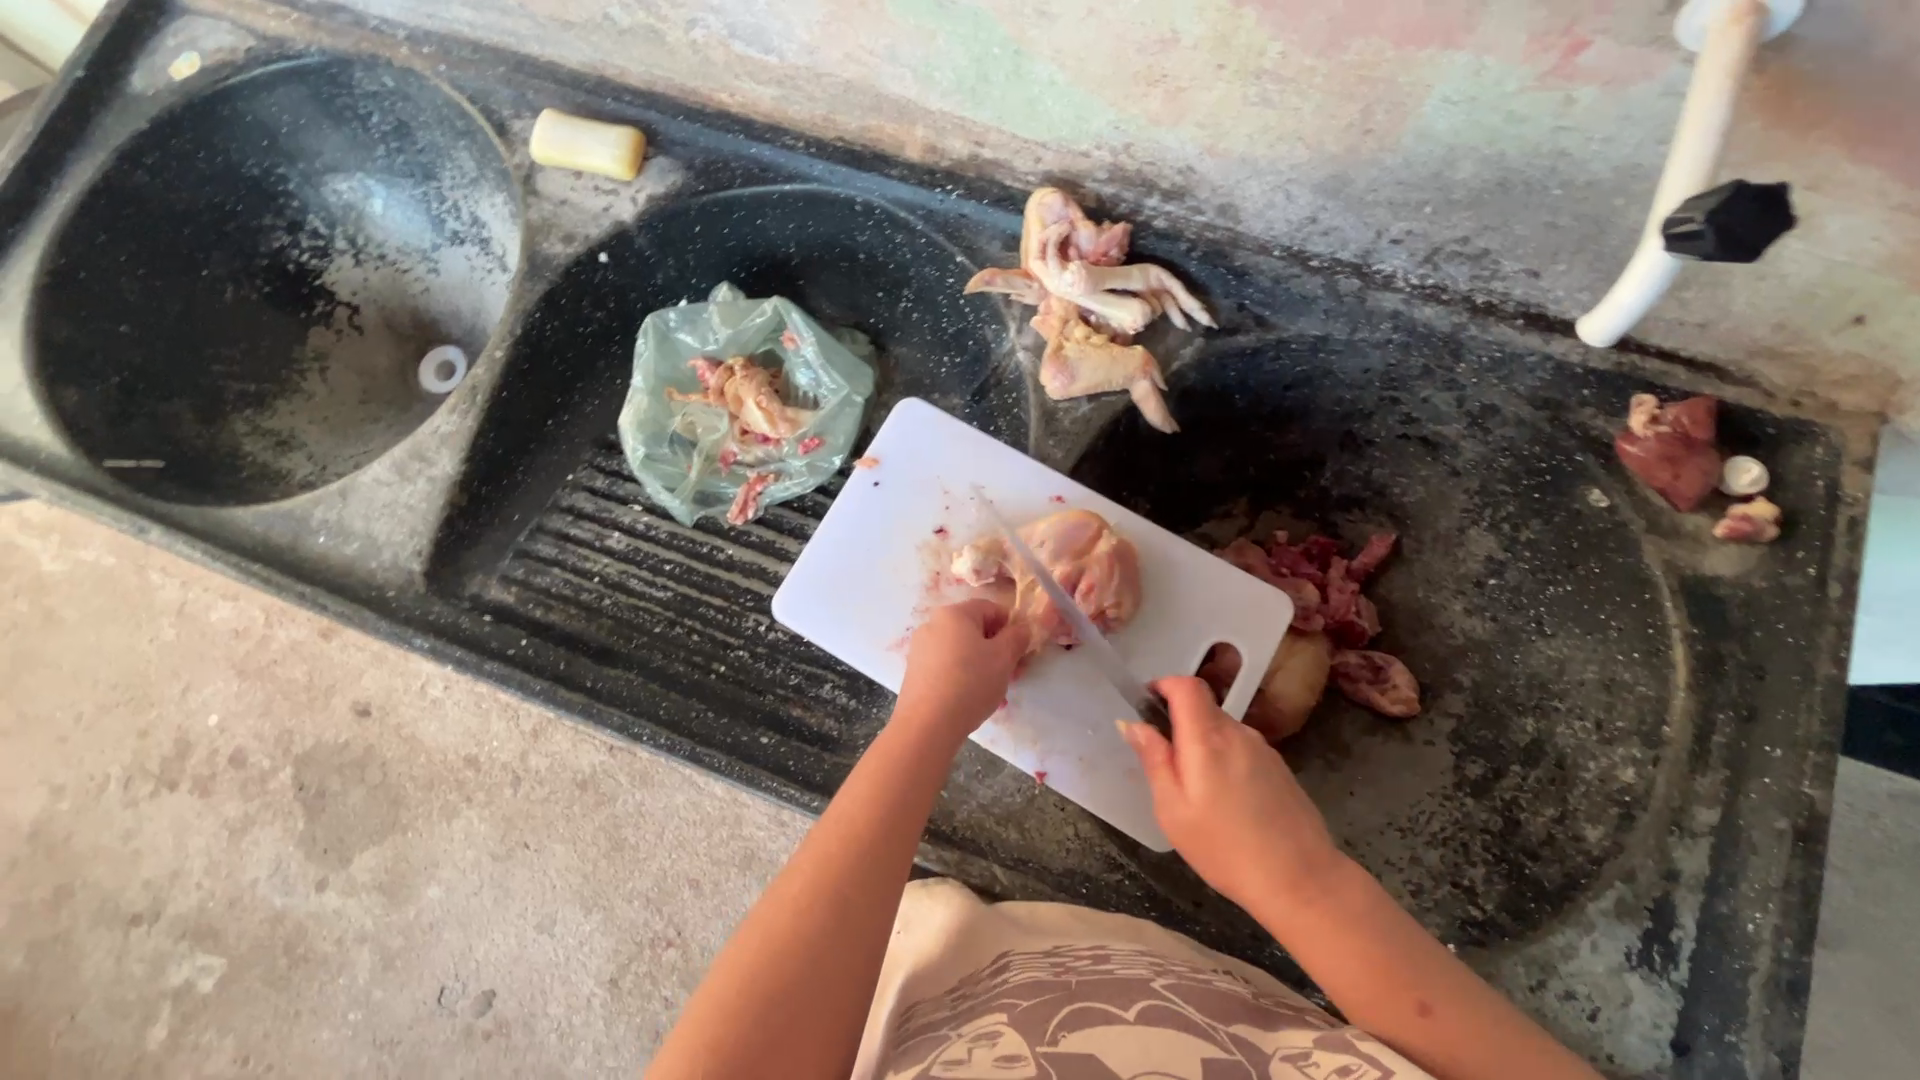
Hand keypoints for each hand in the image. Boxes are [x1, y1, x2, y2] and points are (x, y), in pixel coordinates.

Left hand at [894, 599, 1029, 744]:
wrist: (927, 724)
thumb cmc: (970, 682)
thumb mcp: (1004, 658)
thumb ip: (1017, 637)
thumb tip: (1022, 629)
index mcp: (954, 614)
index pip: (990, 608)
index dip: (1011, 626)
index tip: (1023, 649)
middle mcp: (933, 625)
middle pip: (974, 630)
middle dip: (998, 649)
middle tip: (1013, 673)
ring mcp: (920, 649)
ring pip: (961, 650)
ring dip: (983, 665)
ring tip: (996, 691)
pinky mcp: (915, 672)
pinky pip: (947, 666)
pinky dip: (963, 676)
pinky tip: (972, 698)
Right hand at [1120, 677, 1347, 912]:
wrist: (1301, 879)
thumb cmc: (1224, 848)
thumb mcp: (1173, 809)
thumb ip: (1154, 760)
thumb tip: (1133, 724)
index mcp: (1208, 738)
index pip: (1187, 685)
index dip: (1163, 685)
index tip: (1147, 706)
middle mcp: (1239, 733)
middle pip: (1204, 708)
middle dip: (1180, 723)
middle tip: (1165, 765)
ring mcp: (1264, 749)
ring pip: (1223, 730)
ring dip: (1203, 745)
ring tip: (1196, 792)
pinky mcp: (1280, 768)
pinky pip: (1242, 749)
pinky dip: (1225, 761)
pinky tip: (1227, 802)